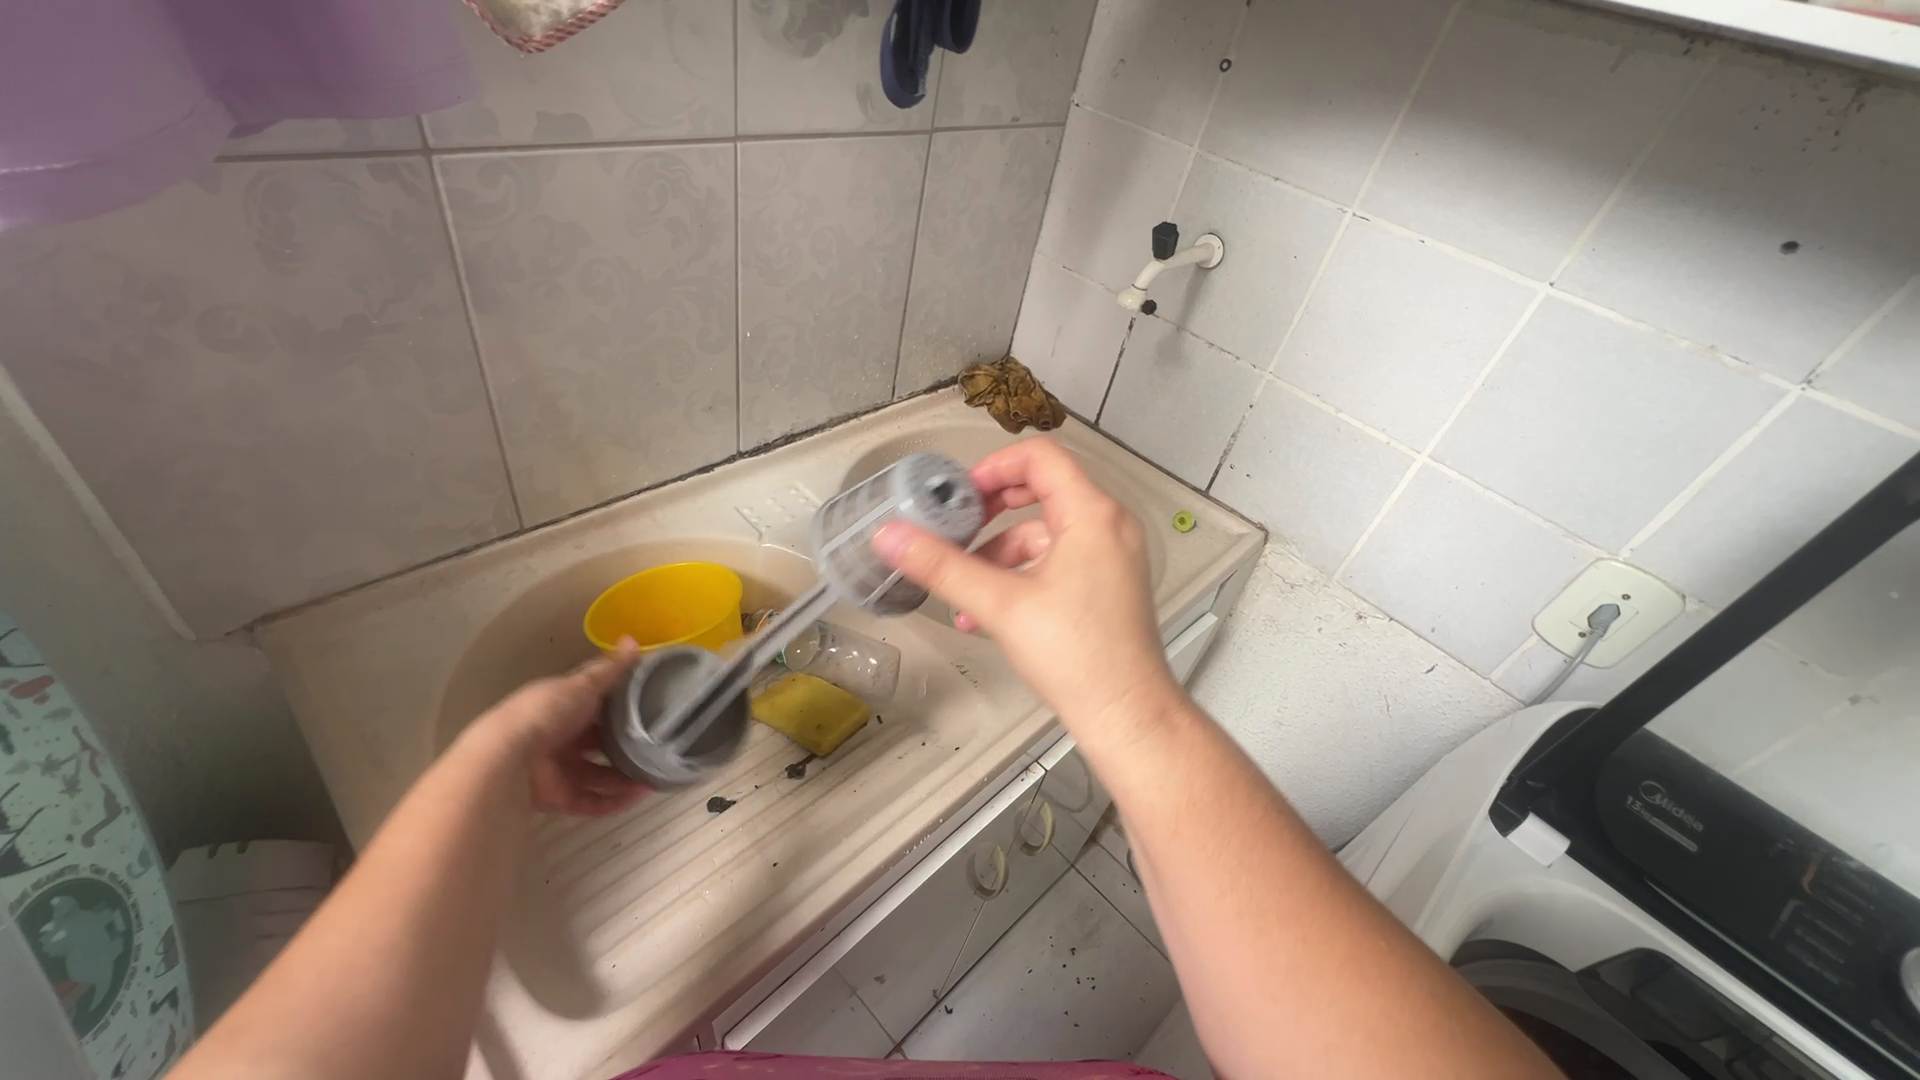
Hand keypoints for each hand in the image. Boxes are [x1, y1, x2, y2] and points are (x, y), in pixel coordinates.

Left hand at [473, 644, 648, 815]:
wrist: (508, 756)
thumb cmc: (546, 711)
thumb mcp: (582, 684)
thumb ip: (611, 669)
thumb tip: (634, 639)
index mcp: (563, 707)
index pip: (597, 706)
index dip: (622, 708)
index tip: (650, 708)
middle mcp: (561, 737)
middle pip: (599, 743)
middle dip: (627, 747)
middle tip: (658, 747)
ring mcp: (559, 769)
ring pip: (599, 774)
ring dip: (626, 777)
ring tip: (655, 775)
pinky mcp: (558, 797)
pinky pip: (591, 800)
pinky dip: (615, 801)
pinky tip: (639, 795)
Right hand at [872, 437, 1177, 727]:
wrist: (1125, 715)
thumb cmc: (1078, 657)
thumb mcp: (999, 605)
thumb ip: (942, 566)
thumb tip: (891, 536)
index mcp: (1092, 515)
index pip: (1041, 457)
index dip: (994, 466)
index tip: (961, 493)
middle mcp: (1109, 527)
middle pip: (1043, 489)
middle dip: (992, 508)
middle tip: (958, 524)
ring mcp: (1111, 557)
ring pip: (1044, 532)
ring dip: (999, 551)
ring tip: (963, 583)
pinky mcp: (1106, 585)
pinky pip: (1056, 561)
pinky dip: (1020, 574)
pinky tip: (985, 612)